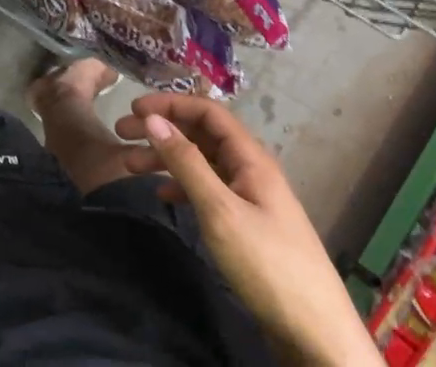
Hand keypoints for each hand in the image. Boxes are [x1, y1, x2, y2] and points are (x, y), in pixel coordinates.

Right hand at [115, 93, 379, 365]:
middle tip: (121, 134)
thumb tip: (152, 119)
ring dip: (167, 159)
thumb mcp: (219, 210)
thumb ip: (185, 163)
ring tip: (129, 167)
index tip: (132, 109)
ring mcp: (251, 198)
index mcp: (251, 159)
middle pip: (202, 135)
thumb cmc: (266, 264)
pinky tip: (162, 197)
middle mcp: (251, 170)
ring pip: (203, 163)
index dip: (170, 104)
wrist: (315, 331)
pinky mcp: (248, 225)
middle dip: (162, 129)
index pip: (208, 112)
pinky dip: (182, 187)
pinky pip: (209, 190)